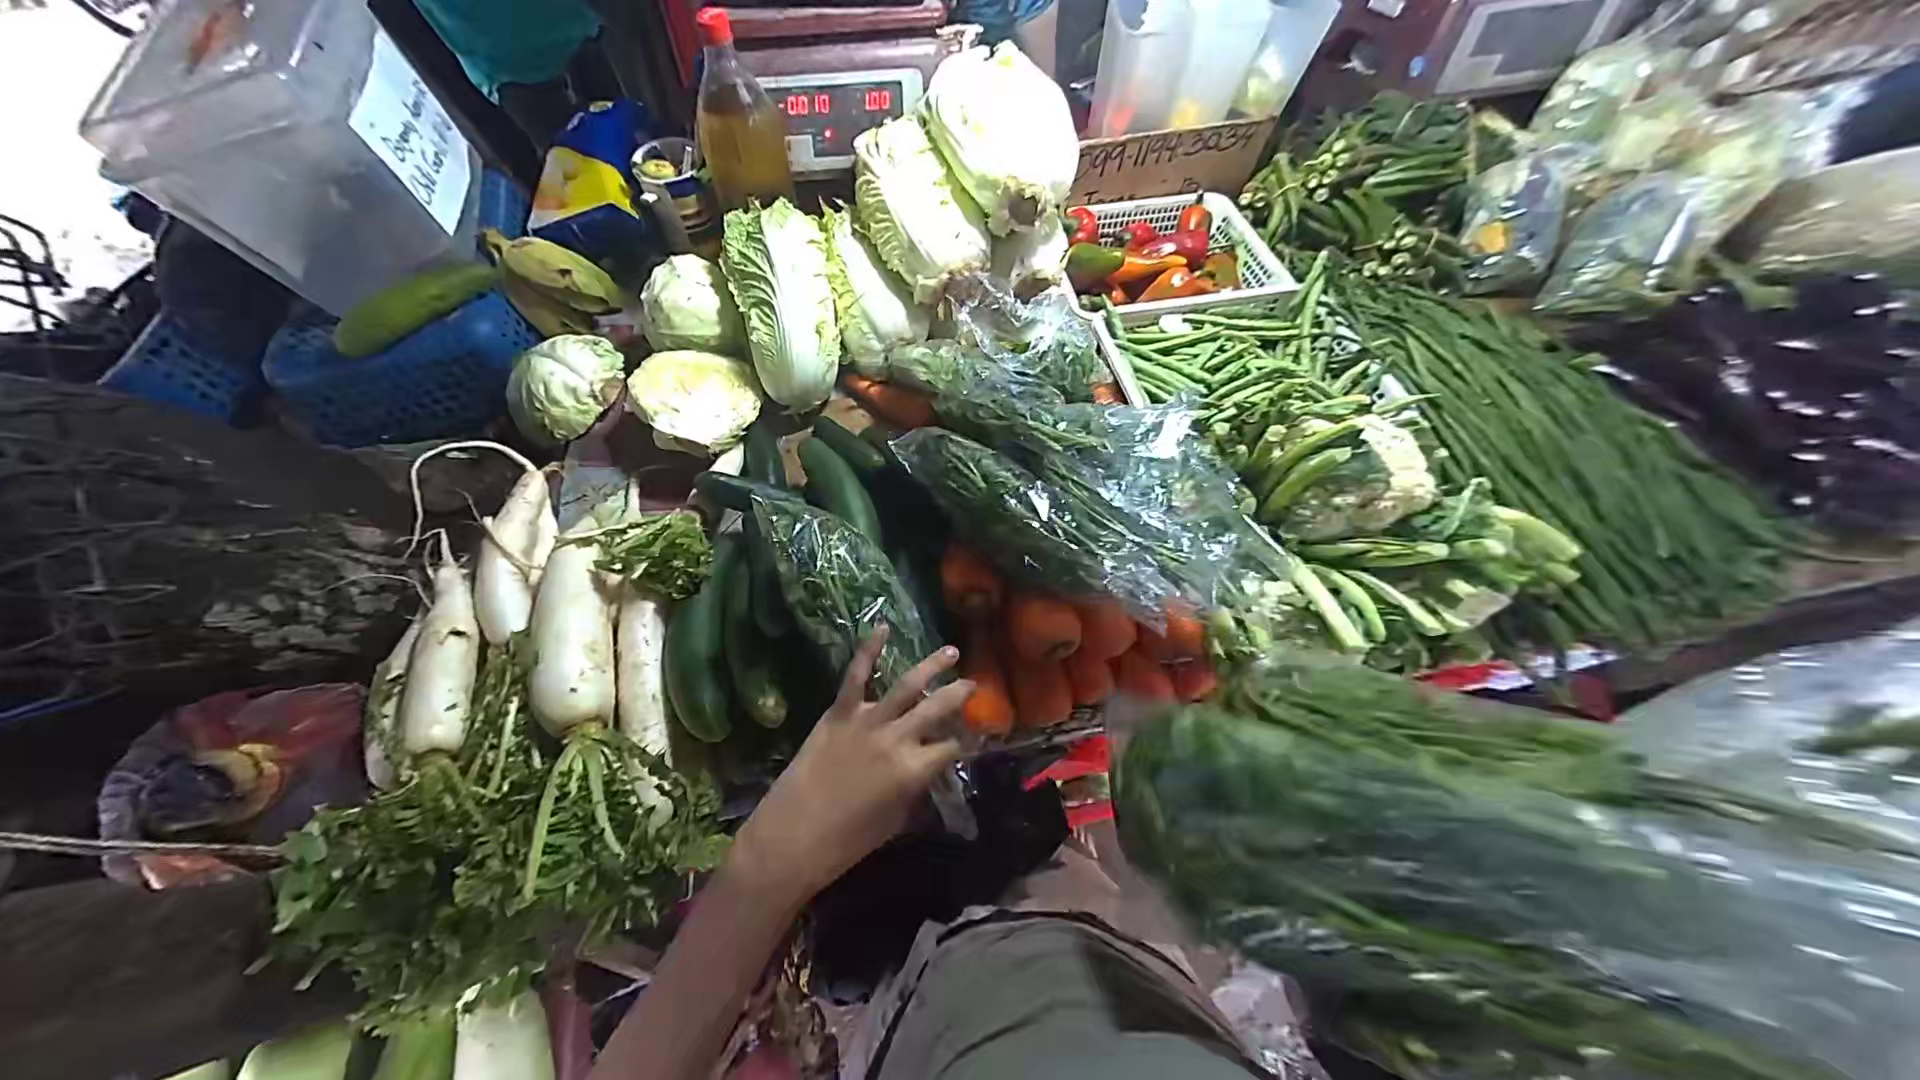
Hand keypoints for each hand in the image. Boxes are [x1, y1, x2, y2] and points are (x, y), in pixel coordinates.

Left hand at [731, 627, 972, 902]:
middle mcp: (897, 739)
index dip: (967, 739)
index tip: (975, 734)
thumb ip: (915, 790)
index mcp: (914, 770)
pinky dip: (869, 649)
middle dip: (960, 694)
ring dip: (932, 665)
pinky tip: (882, 627)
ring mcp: (867, 721)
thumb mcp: (895, 821)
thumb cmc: (847, 842)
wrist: (791, 838)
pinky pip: (856, 675)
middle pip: (938, 708)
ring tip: (951, 651)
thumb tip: (927, 771)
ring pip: (907, 685)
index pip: (952, 746)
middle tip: (973, 684)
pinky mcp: (839, 713)